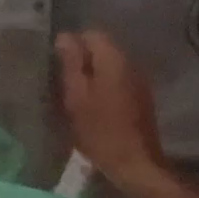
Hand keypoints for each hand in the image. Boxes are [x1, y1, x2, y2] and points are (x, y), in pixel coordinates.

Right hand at [55, 30, 170, 192]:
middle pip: (102, 49)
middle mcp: (130, 63)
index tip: (57, 67)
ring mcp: (139, 81)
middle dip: (82, 62)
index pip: (91, 34)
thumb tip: (64, 37)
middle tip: (63, 85)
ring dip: (93, 77)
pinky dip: (104, 89)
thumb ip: (71, 64)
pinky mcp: (141, 98)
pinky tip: (94, 108)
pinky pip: (118, 82)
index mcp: (113, 59)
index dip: (72, 46)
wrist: (135, 163)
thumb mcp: (77, 98)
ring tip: (76, 98)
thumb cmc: (100, 132)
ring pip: (110, 67)